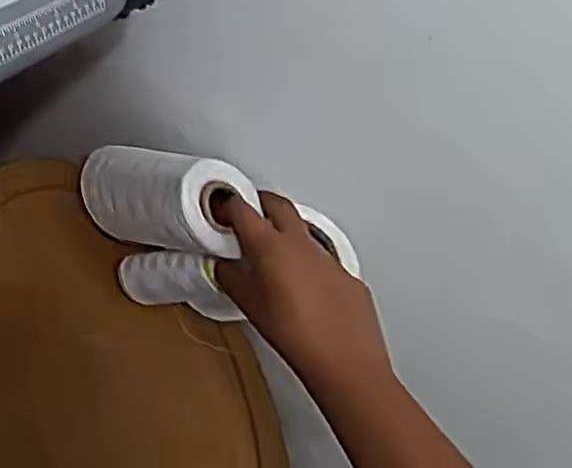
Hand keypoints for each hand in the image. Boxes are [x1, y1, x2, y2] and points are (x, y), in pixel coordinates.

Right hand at [212, 191, 389, 386]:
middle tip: (247, 214)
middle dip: (259, 202)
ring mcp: (330, 260)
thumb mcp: (245, 301)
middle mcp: (300, 243)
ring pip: (303, 231)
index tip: (220, 214)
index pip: (240, 207)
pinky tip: (307, 289)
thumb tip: (224, 265)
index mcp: (268, 242)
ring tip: (275, 256)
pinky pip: (327, 261)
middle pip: (277, 203)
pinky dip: (311, 265)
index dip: (225, 206)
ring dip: (287, 234)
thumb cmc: (292, 333)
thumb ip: (228, 274)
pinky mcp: (351, 280)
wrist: (347, 368)